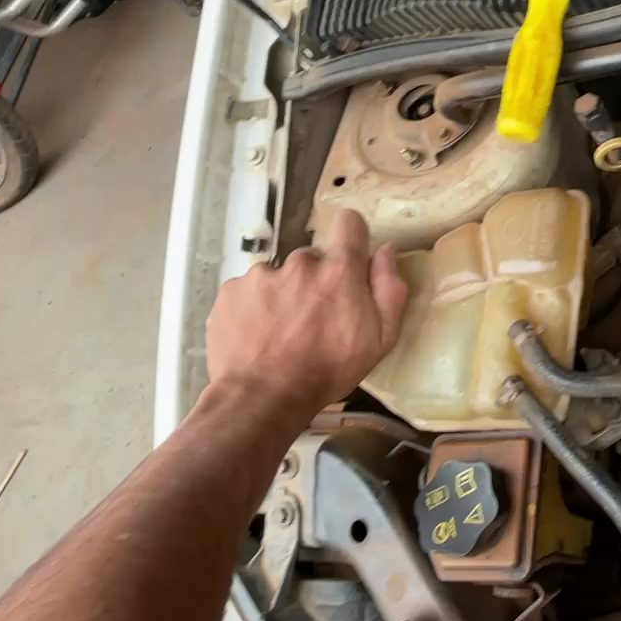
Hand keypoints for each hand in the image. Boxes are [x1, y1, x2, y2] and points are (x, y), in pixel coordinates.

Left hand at [205, 211, 407, 416]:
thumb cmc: (330, 370)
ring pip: (280, 274)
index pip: (349, 223)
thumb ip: (389, 289)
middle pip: (313, 257)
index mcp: (340, 270)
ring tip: (283, 329)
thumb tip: (385, 251)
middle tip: (315, 316)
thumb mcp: (381, 337)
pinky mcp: (231, 291)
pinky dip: (256, 305)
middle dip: (317, 279)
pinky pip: (250, 288)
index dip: (352, 236)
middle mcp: (300, 263)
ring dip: (285, 292)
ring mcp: (261, 275)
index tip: (351, 258)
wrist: (263, 397)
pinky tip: (259, 332)